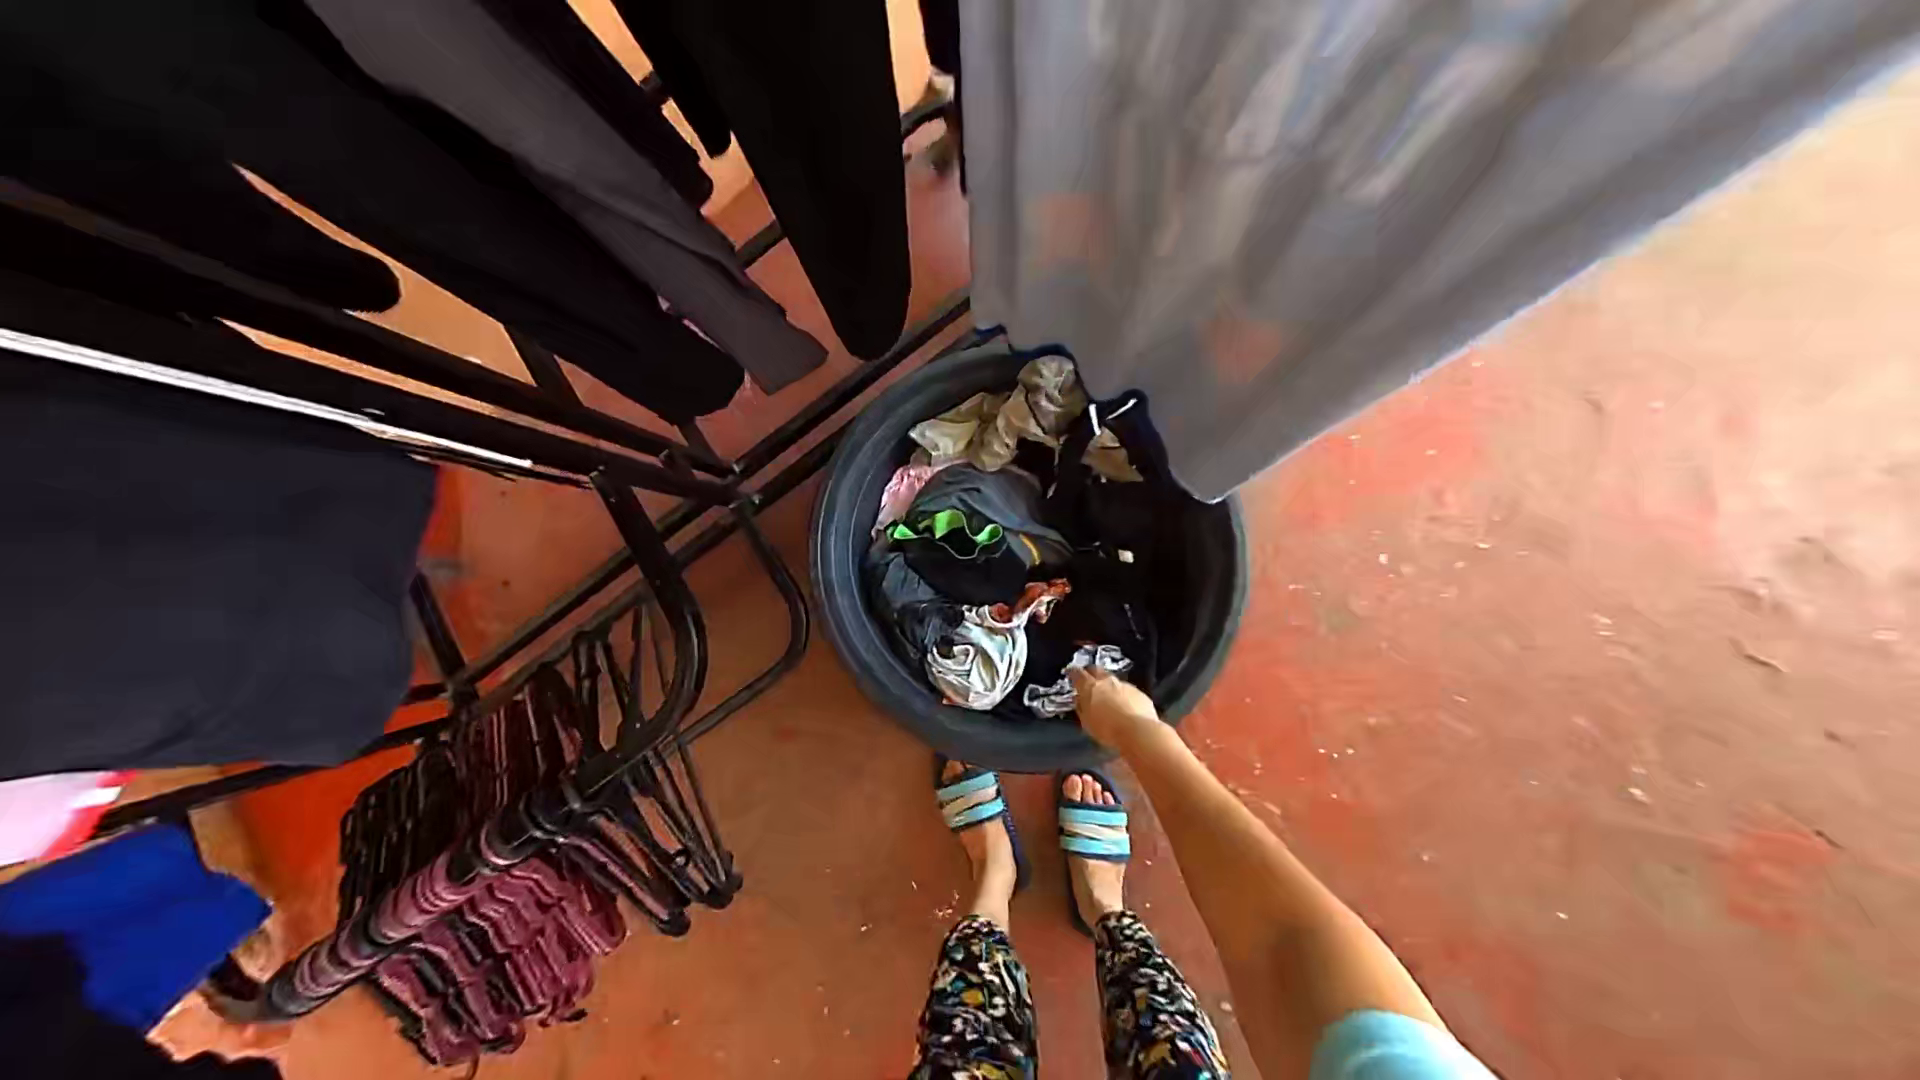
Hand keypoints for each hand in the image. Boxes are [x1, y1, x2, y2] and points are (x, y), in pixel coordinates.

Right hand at [1069, 665, 1162, 749]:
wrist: (1138, 732)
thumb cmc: (1108, 730)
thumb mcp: (1086, 722)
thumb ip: (1081, 707)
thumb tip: (1079, 700)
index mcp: (1090, 686)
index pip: (1077, 673)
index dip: (1072, 672)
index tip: (1070, 673)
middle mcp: (1107, 681)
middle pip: (1096, 670)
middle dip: (1091, 673)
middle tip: (1088, 681)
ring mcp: (1125, 685)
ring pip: (1113, 681)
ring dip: (1109, 687)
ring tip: (1108, 701)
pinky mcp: (1139, 693)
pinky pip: (1128, 691)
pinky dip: (1123, 696)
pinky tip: (1124, 709)